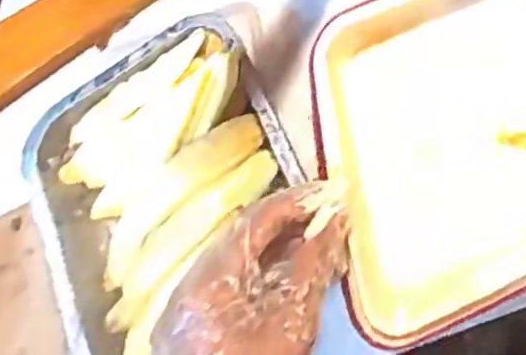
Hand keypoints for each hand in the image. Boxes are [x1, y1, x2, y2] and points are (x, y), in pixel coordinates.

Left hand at [148, 182, 348, 354]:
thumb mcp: (293, 317)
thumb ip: (314, 259)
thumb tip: (337, 214)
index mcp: (207, 281)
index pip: (255, 220)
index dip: (295, 201)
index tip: (330, 192)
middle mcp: (188, 289)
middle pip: (243, 235)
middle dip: (289, 220)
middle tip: (327, 211)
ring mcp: (188, 312)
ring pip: (239, 258)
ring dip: (279, 244)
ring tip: (318, 237)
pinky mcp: (195, 333)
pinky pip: (233, 283)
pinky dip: (265, 270)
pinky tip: (294, 270)